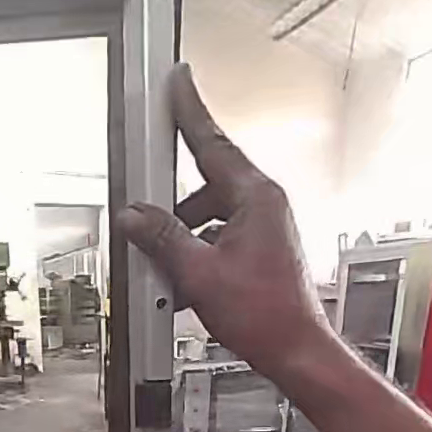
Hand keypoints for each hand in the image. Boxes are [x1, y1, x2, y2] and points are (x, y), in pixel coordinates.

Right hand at [114, 64, 341, 381]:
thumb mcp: (200, 274)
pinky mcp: (259, 252)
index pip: (213, 143)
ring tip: (170, 270)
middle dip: (173, 210)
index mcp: (256, 198)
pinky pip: (218, 241)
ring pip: (208, 218)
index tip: (178, 82)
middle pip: (204, 187)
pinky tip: (184, 284)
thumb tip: (136, 217)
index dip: (190, 110)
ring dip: (184, 241)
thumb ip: (163, 239)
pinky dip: (198, 257)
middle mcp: (264, 208)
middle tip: (148, 219)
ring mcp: (263, 230)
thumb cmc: (266, 314)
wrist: (294, 350)